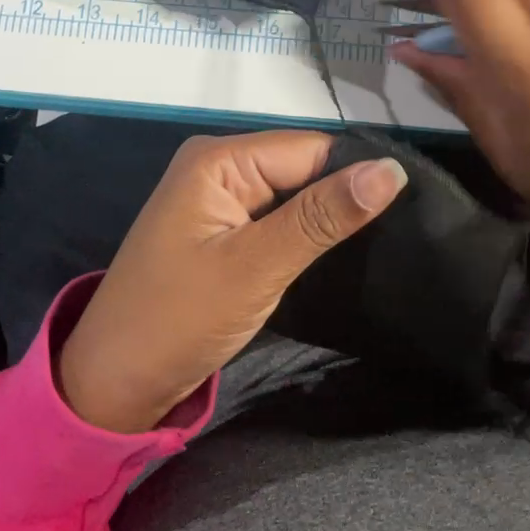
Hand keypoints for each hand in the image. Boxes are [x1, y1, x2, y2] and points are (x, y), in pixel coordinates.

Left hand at [57, 132, 407, 434]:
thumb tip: (391, 170)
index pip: (310, 148)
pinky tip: (340, 253)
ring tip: (386, 242)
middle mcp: (218, 166)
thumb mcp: (256, 267)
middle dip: (344, 197)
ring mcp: (219, 199)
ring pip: (294, 195)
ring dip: (327, 219)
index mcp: (219, 158)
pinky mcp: (223, 231)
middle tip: (407, 230)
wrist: (115, 382)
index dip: (359, 172)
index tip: (414, 205)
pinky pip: (276, 219)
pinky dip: (304, 236)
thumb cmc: (179, 319)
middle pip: (303, 168)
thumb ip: (321, 217)